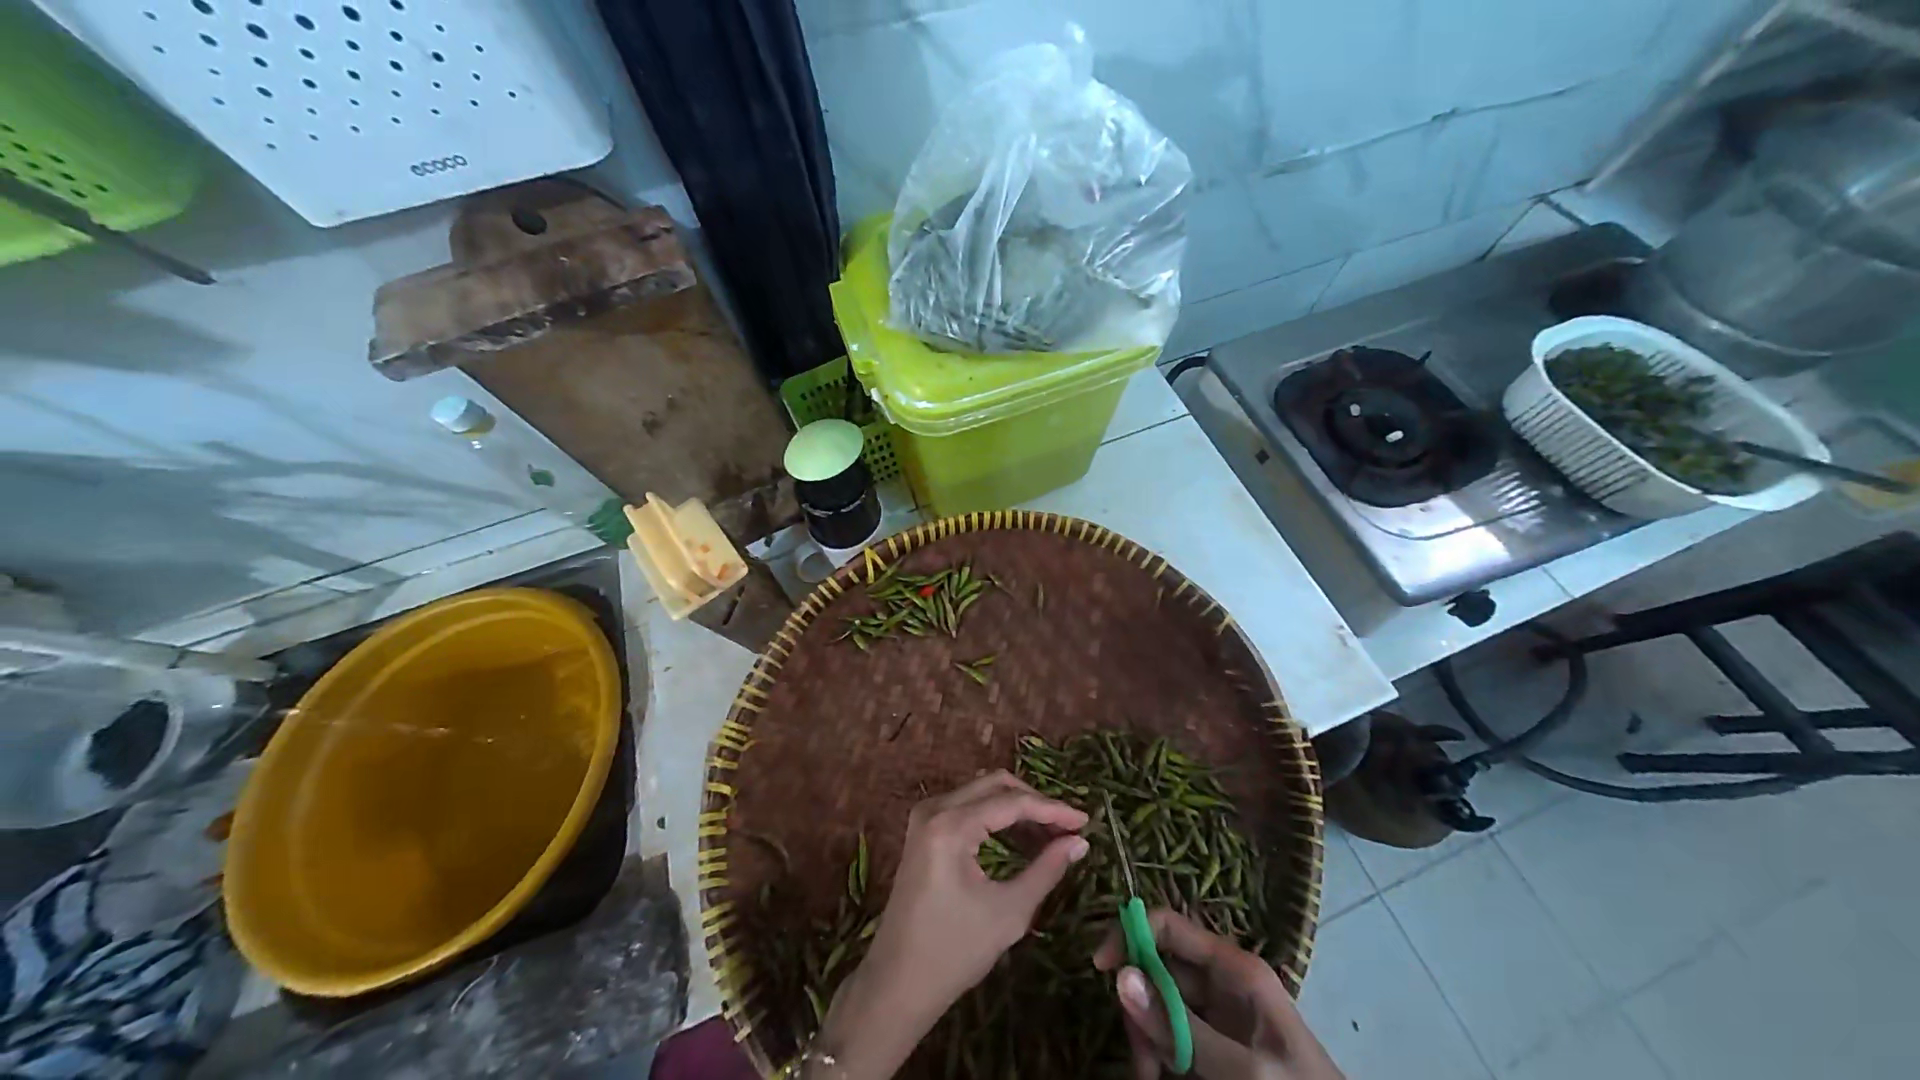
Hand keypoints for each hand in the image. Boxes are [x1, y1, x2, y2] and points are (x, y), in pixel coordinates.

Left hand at [813, 771, 1088, 1078]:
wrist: (897, 982)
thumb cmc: (954, 951)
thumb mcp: (1009, 911)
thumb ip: (1047, 869)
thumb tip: (1079, 842)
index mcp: (951, 825)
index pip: (1012, 802)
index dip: (1053, 809)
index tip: (1086, 821)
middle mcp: (934, 809)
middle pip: (996, 786)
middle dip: (1035, 803)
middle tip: (1069, 828)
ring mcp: (925, 817)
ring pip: (982, 793)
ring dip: (1017, 809)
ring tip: (1053, 836)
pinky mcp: (923, 831)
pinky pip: (967, 809)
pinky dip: (996, 819)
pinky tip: (1023, 841)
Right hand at [1095, 908, 1344, 1079]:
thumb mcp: (1244, 1068)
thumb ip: (1181, 1027)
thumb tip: (1119, 976)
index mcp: (1234, 967)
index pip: (1168, 925)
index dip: (1130, 935)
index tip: (1101, 969)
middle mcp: (1221, 980)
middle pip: (1156, 968)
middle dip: (1138, 1005)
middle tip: (1140, 1056)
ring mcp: (1216, 1012)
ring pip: (1157, 1003)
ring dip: (1145, 1036)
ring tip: (1149, 1074)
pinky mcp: (1213, 1040)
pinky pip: (1170, 1032)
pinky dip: (1157, 1053)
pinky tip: (1158, 1075)